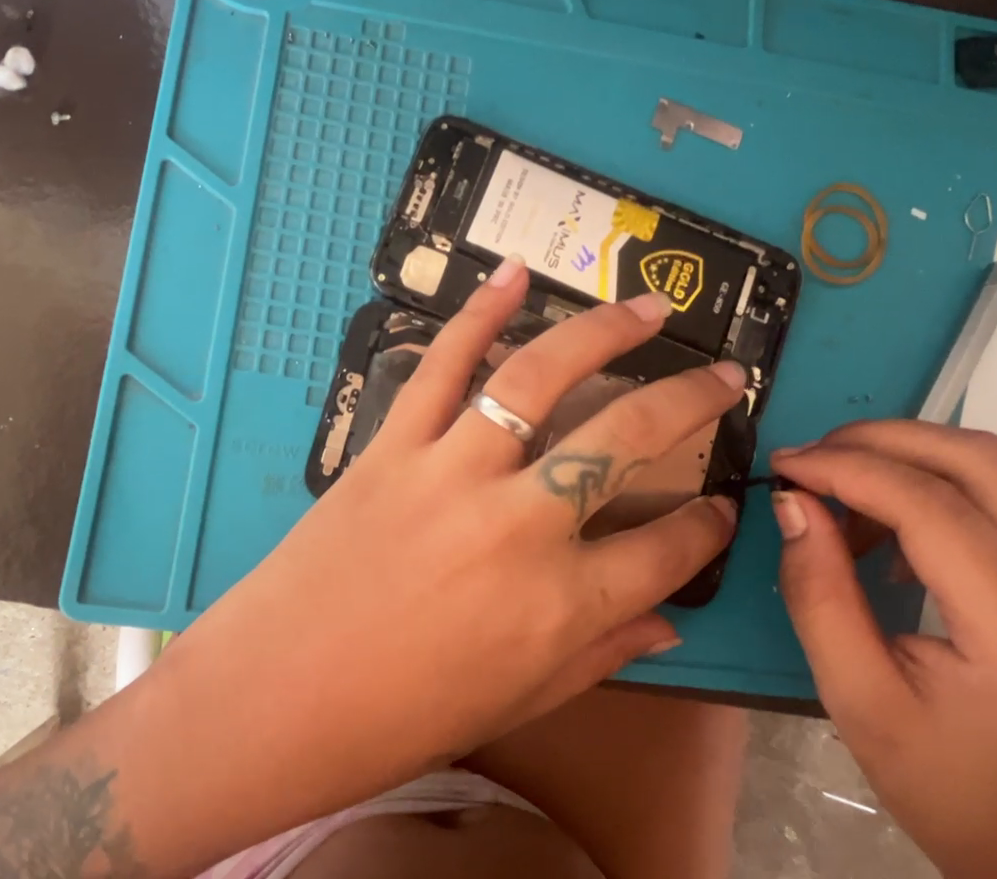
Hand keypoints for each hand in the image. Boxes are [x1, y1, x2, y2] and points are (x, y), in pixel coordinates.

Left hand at [126, 256, 741, 859]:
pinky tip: (512, 274)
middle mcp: (520, 526)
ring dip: (603, 331)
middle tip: (725, 376)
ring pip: (539, 378)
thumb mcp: (516, 702)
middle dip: (690, 401)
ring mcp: (451, 474)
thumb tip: (666, 620)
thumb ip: (599, 654)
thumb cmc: (398, 721)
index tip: (722, 506)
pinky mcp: (390, 448)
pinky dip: (477, 315)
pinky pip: (440, 368)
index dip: (708, 526)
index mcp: (562, 607)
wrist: (271, 701)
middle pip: (626, 439)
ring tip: (647, 305)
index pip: (668, 552)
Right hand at [771, 421, 996, 878]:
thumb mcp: (854, 697)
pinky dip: (938, 487)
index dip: (850, 470)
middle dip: (885, 440)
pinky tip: (891, 527)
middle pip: (984, 464)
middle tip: (812, 456)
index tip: (785, 463)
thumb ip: (819, 594)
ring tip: (842, 490)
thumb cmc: (938, 782)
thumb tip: (793, 502)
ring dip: (911, 457)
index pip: (936, 510)